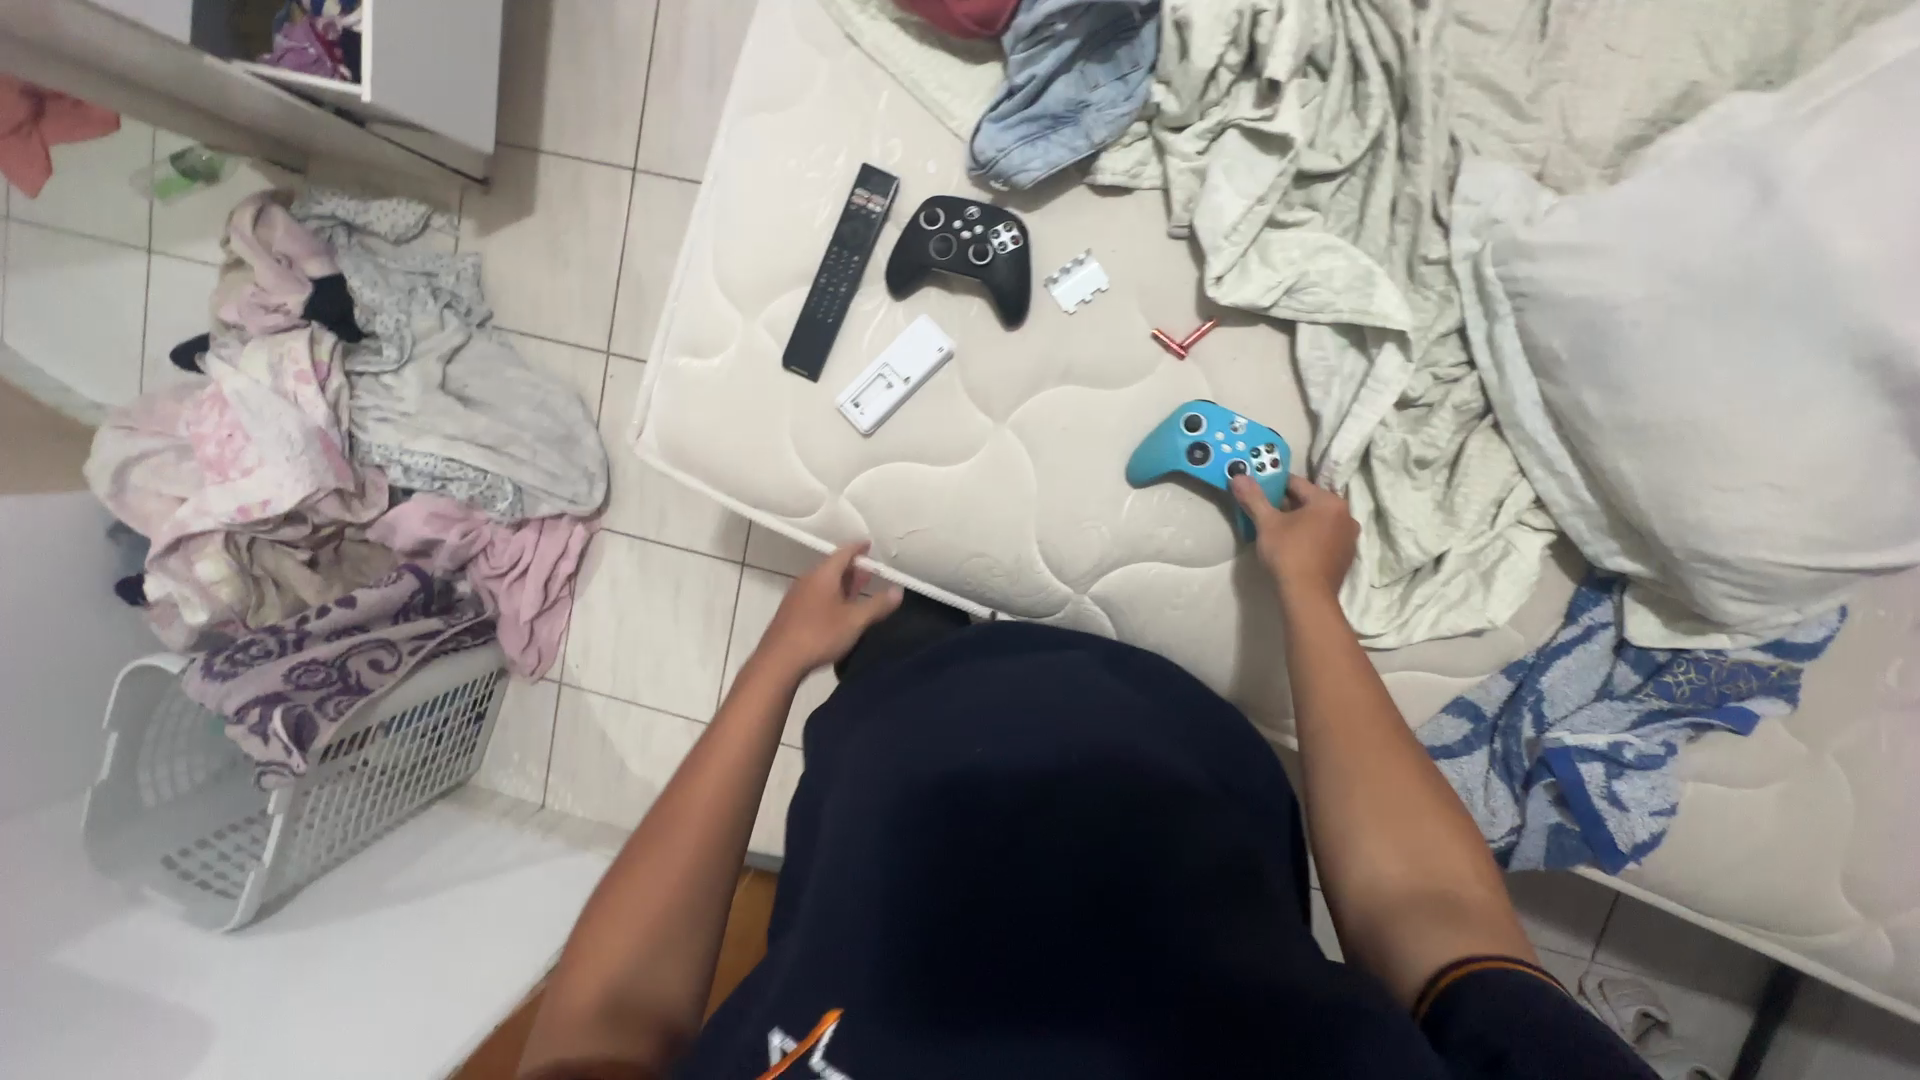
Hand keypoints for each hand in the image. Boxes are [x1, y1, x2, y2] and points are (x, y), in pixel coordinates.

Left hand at [755, 542, 904, 674]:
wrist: (779, 661)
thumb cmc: (819, 635)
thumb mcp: (855, 620)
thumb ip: (877, 605)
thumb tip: (898, 591)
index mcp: (823, 575)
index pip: (843, 553)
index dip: (858, 548)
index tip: (869, 545)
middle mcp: (808, 580)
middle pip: (833, 567)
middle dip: (852, 568)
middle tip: (870, 571)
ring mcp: (797, 596)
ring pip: (824, 583)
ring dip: (842, 584)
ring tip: (858, 589)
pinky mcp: (792, 613)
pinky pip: (816, 595)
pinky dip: (832, 596)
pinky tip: (839, 610)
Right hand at [1230, 472, 1358, 602]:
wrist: (1307, 595)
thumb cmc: (1288, 553)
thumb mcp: (1267, 523)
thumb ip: (1253, 498)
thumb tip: (1237, 476)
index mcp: (1329, 501)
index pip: (1297, 483)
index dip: (1274, 485)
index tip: (1258, 491)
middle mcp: (1346, 514)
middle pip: (1310, 502)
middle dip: (1287, 504)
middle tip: (1266, 513)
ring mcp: (1349, 537)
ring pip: (1319, 520)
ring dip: (1301, 521)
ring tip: (1279, 532)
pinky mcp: (1347, 555)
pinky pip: (1326, 537)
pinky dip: (1311, 537)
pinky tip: (1295, 548)